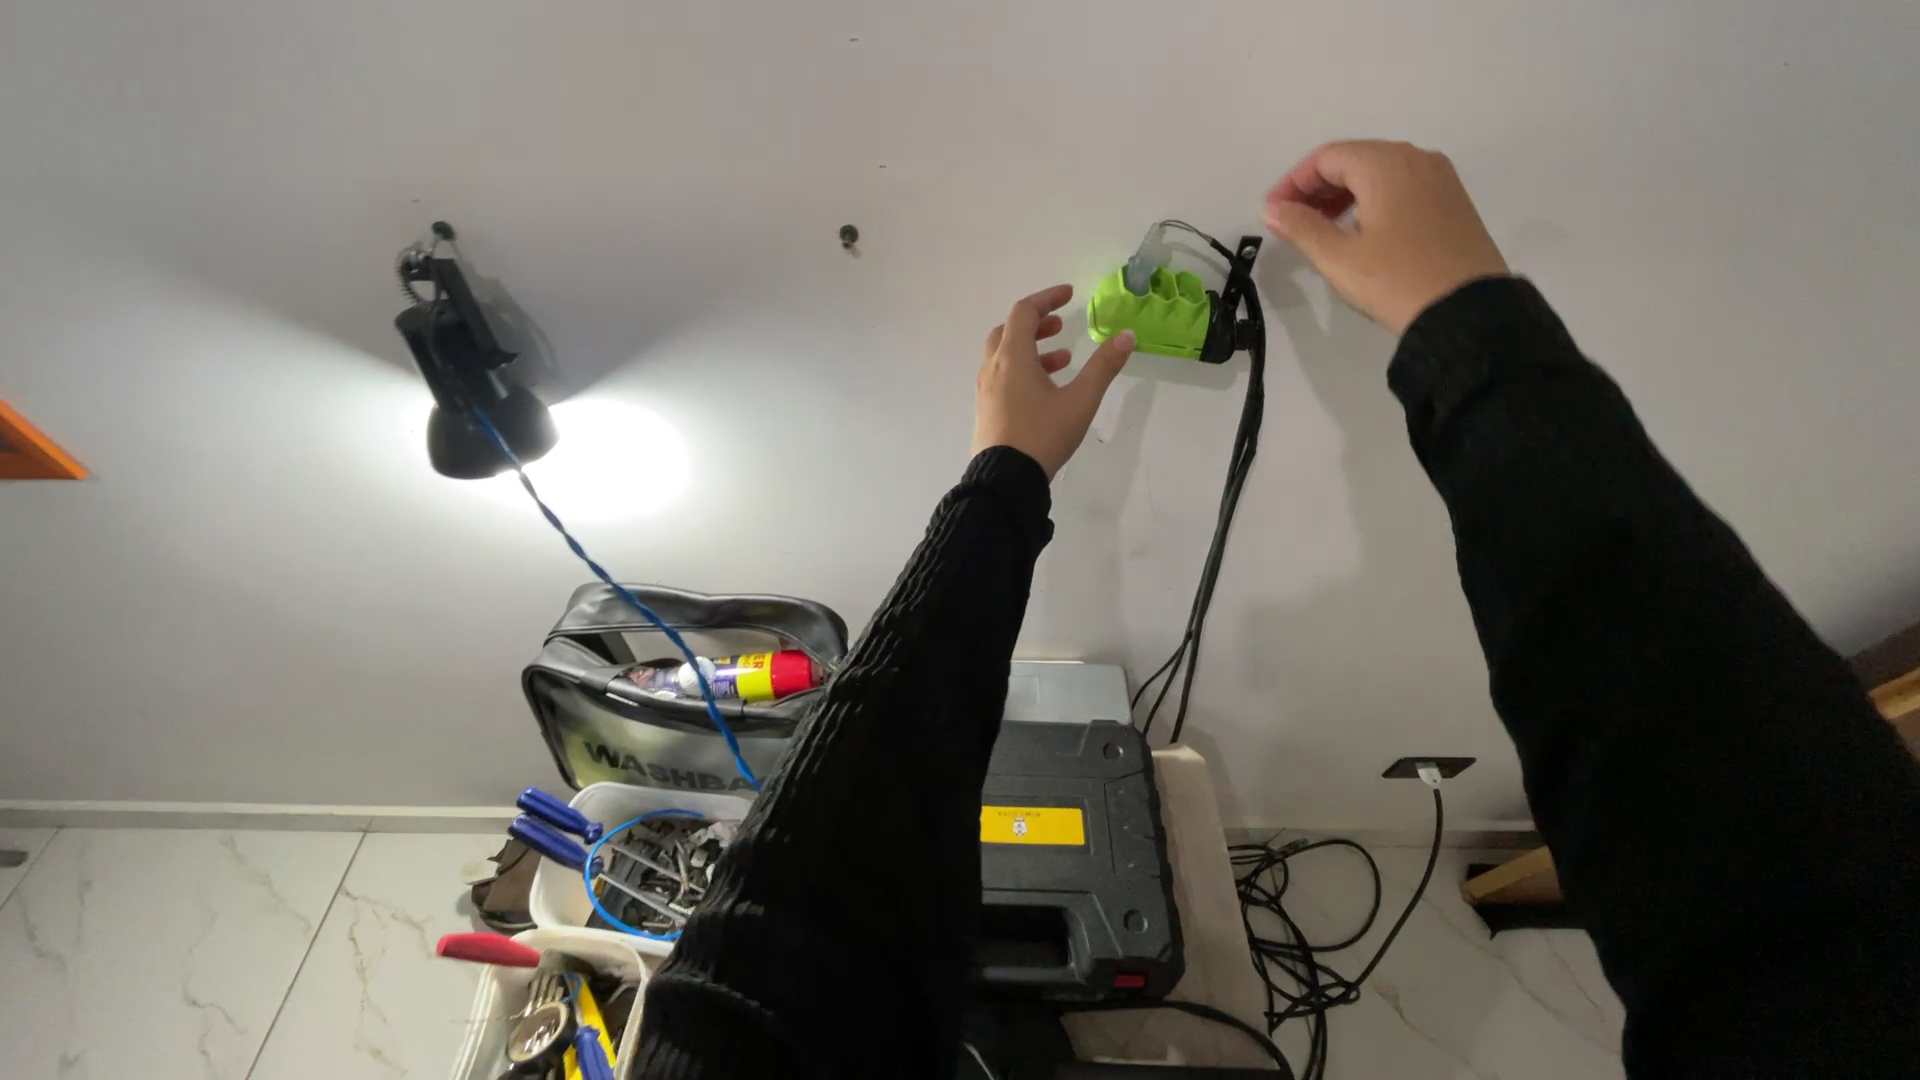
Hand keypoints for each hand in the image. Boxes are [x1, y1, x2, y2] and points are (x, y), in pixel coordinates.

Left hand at [972, 284, 1134, 478]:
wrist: (1005, 479)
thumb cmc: (1043, 435)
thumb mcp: (1080, 400)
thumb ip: (1104, 366)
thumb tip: (1126, 336)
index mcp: (1012, 357)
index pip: (1024, 312)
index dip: (1047, 299)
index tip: (1068, 295)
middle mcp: (993, 369)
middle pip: (1008, 332)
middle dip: (1036, 324)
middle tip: (1061, 328)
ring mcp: (986, 391)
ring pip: (1004, 357)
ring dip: (1031, 351)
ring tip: (1063, 361)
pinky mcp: (986, 411)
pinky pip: (1002, 378)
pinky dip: (1022, 371)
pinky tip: (1045, 392)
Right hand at [1263, 140, 1509, 332]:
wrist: (1464, 309)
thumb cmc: (1395, 280)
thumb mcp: (1338, 257)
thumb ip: (1301, 227)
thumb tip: (1272, 209)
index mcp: (1385, 165)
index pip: (1326, 158)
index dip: (1292, 183)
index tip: (1272, 214)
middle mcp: (1415, 159)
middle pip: (1353, 159)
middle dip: (1316, 188)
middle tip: (1290, 223)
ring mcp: (1438, 177)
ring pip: (1378, 172)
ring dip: (1342, 194)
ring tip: (1320, 230)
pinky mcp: (1450, 199)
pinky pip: (1400, 186)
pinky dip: (1370, 199)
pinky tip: (1358, 231)